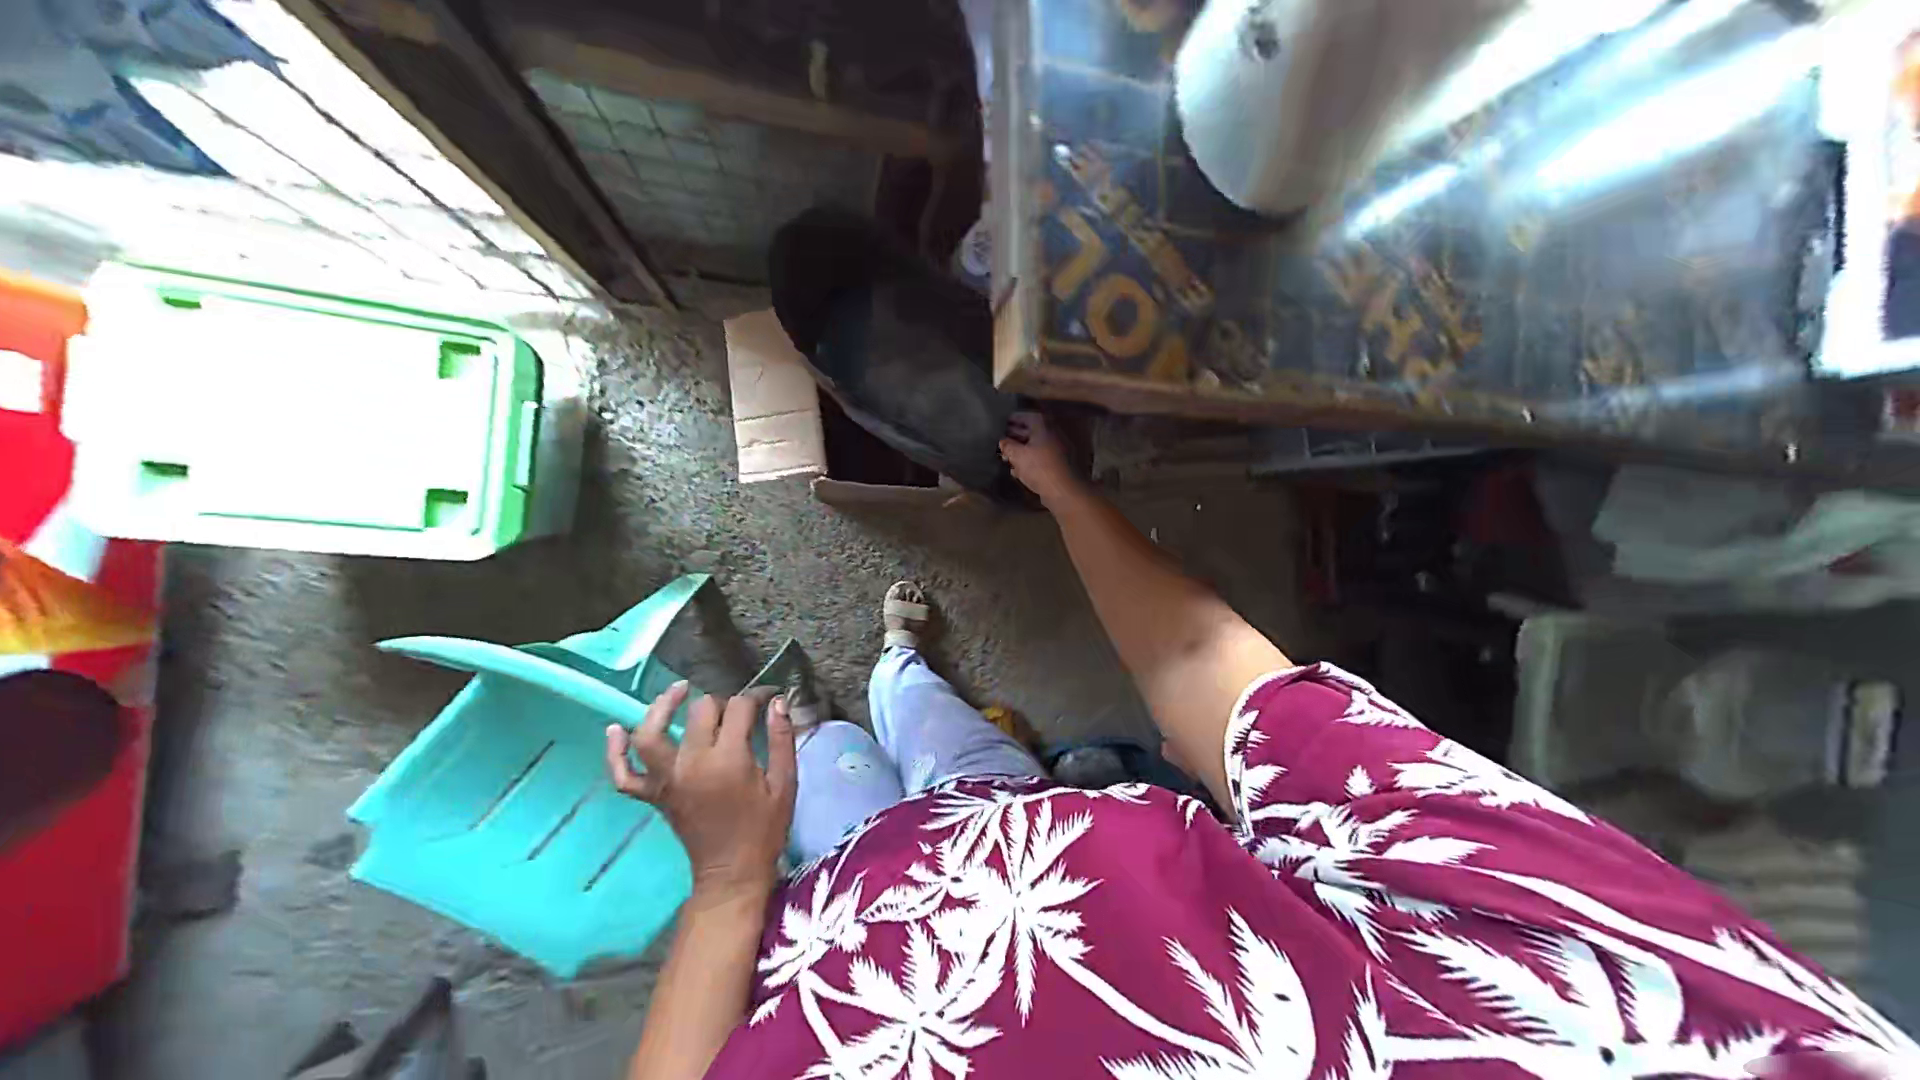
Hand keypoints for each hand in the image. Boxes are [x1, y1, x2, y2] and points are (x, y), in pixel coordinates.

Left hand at [605, 682, 795, 900]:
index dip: (756, 697)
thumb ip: (781, 738)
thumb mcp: (785, 782)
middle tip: (737, 710)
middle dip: (720, 702)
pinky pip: (623, 774)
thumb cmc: (765, 828)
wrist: (733, 872)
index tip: (769, 699)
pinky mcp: (653, 795)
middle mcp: (691, 763)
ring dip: (662, 707)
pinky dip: (615, 752)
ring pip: (651, 733)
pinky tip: (616, 730)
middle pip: (698, 712)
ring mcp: (667, 780)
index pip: (738, 708)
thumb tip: (778, 701)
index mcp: (728, 759)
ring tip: (678, 691)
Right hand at [999, 412, 1086, 509]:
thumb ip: (1007, 446)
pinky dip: (1030, 461)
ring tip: (1007, 458)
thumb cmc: (1039, 467)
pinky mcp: (1059, 464)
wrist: (1065, 490)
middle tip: (1001, 443)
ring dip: (1021, 450)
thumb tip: (1002, 441)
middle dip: (1014, 436)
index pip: (1022, 416)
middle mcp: (1052, 432)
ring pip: (1035, 445)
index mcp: (1042, 424)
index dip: (1009, 420)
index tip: (998, 426)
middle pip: (1030, 430)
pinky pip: (1041, 458)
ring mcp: (1058, 448)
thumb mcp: (1017, 455)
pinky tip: (1019, 470)